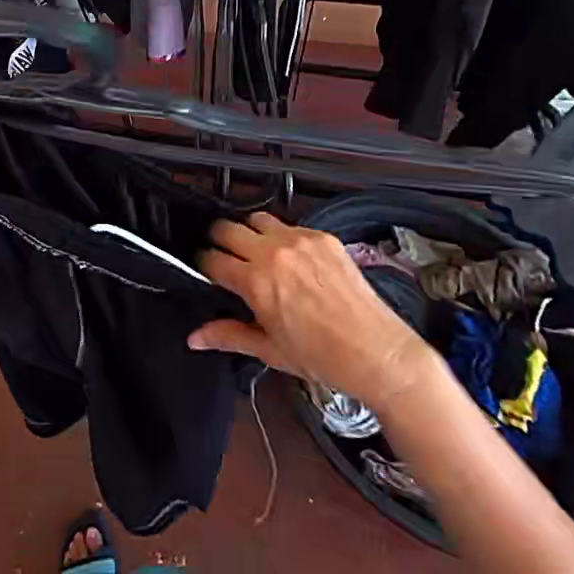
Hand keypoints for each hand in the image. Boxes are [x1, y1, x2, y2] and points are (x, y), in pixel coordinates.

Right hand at [189, 211, 439, 408]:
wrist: (374, 351)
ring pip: (257, 218)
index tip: (203, 266)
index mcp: (256, 282)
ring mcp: (300, 241)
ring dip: (248, 230)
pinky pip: (291, 225)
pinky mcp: (323, 238)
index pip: (212, 258)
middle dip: (217, 239)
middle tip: (219, 252)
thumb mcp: (269, 349)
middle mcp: (275, 253)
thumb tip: (198, 337)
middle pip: (227, 227)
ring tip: (251, 249)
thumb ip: (228, 335)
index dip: (201, 263)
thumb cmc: (325, 355)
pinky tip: (287, 256)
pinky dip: (282, 236)